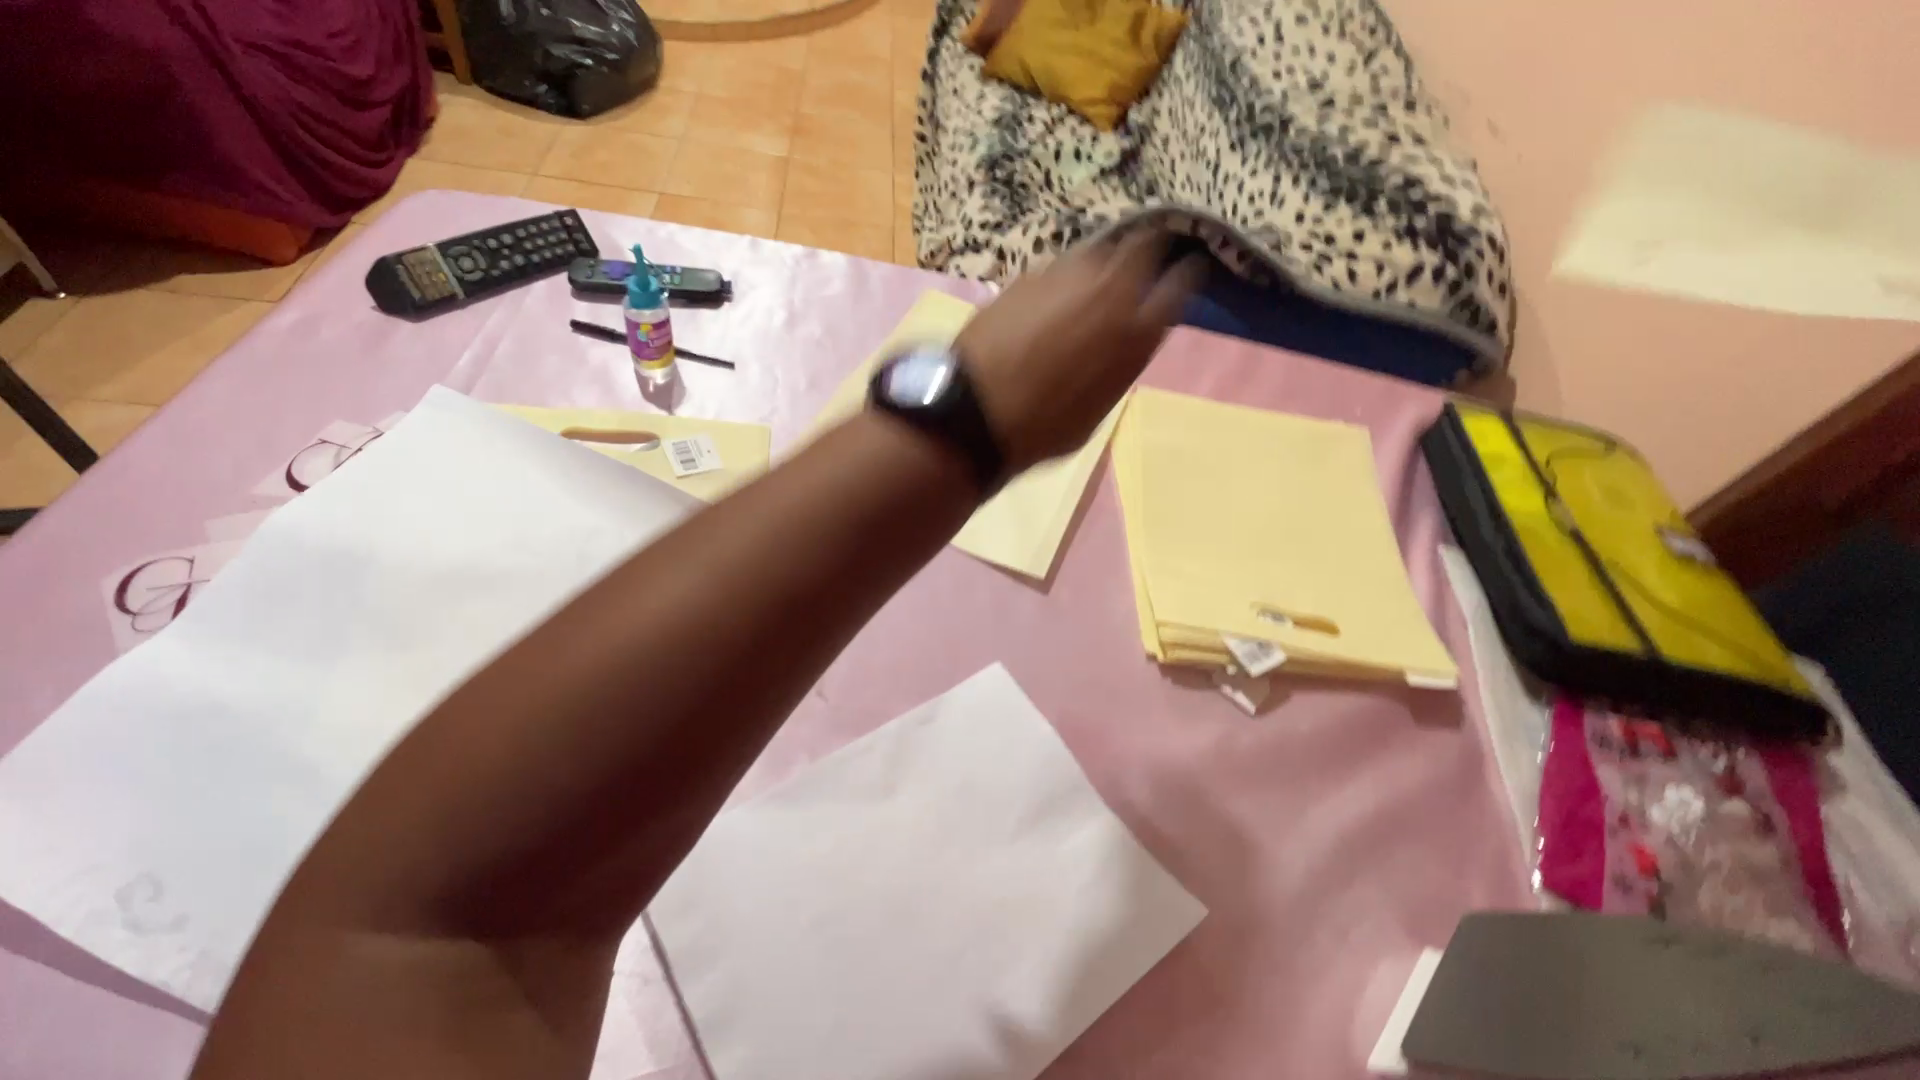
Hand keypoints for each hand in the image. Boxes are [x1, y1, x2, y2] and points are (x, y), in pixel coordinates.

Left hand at [956, 228, 1205, 471]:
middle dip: (1149, 248)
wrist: (973, 412)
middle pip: (1144, 247)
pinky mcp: (1028, 275)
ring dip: (1106, 259)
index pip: (1181, 282)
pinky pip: (1061, 265)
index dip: (1186, 274)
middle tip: (1147, 255)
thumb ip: (1120, 361)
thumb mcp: (1099, 406)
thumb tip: (1125, 338)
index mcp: (1138, 331)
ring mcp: (1067, 276)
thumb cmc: (1042, 428)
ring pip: (1101, 249)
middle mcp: (1110, 291)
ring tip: (1100, 274)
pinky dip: (1066, 275)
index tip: (1186, 271)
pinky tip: (1058, 292)